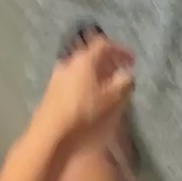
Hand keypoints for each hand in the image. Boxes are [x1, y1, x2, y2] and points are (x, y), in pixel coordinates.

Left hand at [31, 30, 135, 153]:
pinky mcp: (51, 91)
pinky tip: (91, 98)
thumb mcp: (112, 100)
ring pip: (82, 68)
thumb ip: (124, 83)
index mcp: (84, 59)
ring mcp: (58, 76)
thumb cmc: (83, 114)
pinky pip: (74, 79)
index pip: (104, 44)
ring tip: (108, 88)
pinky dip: (86, 82)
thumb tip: (128, 74)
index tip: (132, 61)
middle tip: (121, 73)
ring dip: (97, 74)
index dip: (121, 50)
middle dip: (109, 62)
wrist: (48, 135)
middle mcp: (69, 62)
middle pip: (92, 55)